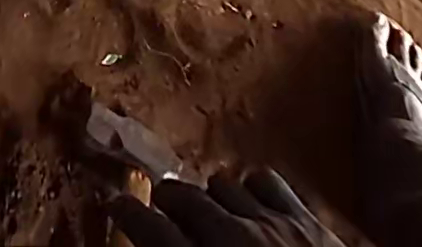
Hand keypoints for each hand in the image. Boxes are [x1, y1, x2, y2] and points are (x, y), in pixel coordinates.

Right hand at [107, 171, 345, 246]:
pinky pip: (267, 181)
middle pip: (184, 199)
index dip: (128, 215)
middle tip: (156, 206)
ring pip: (223, 183)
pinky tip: (251, 203)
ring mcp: (274, 224)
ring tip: (205, 208)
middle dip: (164, 199)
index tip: (113, 205)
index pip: (155, 233)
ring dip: (209, 194)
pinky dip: (252, 189)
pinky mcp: (308, 219)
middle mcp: (236, 239)